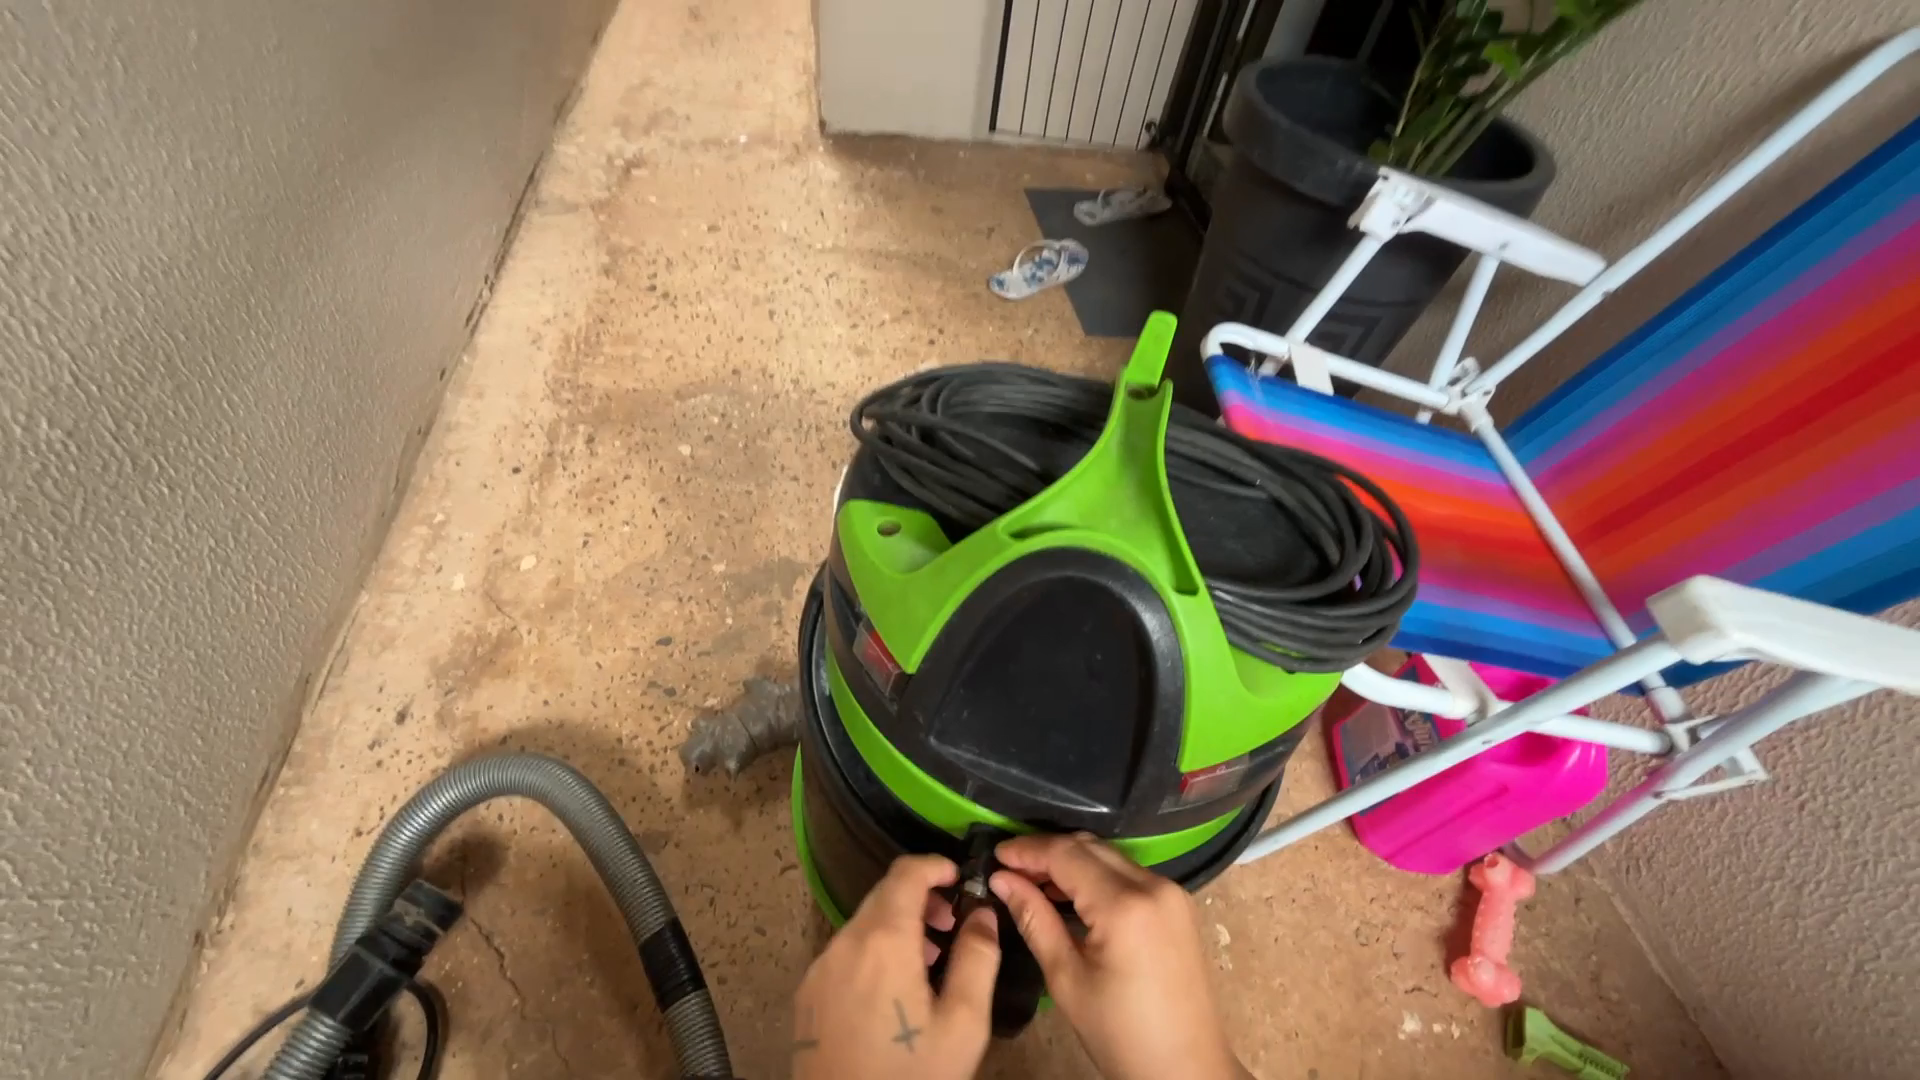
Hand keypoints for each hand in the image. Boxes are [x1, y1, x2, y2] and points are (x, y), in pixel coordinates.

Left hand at [792, 854, 1001, 1079]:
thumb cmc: (912, 1077)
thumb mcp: (963, 1024)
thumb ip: (978, 958)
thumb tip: (984, 913)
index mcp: (883, 940)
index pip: (906, 872)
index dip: (936, 865)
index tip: (961, 879)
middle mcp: (844, 942)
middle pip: (884, 894)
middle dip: (921, 897)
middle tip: (952, 924)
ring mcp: (819, 969)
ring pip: (863, 923)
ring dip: (897, 925)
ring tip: (929, 960)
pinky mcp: (806, 995)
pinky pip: (844, 952)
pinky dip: (873, 950)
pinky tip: (892, 991)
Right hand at [992, 833, 1251, 1079]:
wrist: (1188, 1070)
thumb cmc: (1121, 1033)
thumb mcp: (1066, 979)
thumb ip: (1034, 919)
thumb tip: (1002, 879)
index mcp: (1124, 905)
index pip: (1066, 854)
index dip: (1027, 850)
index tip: (996, 855)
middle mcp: (1152, 884)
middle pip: (1088, 846)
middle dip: (1046, 852)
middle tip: (1010, 869)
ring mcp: (1170, 891)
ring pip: (1108, 856)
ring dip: (1071, 861)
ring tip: (1033, 882)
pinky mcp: (1178, 903)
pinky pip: (1127, 872)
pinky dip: (1096, 875)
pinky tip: (1071, 894)